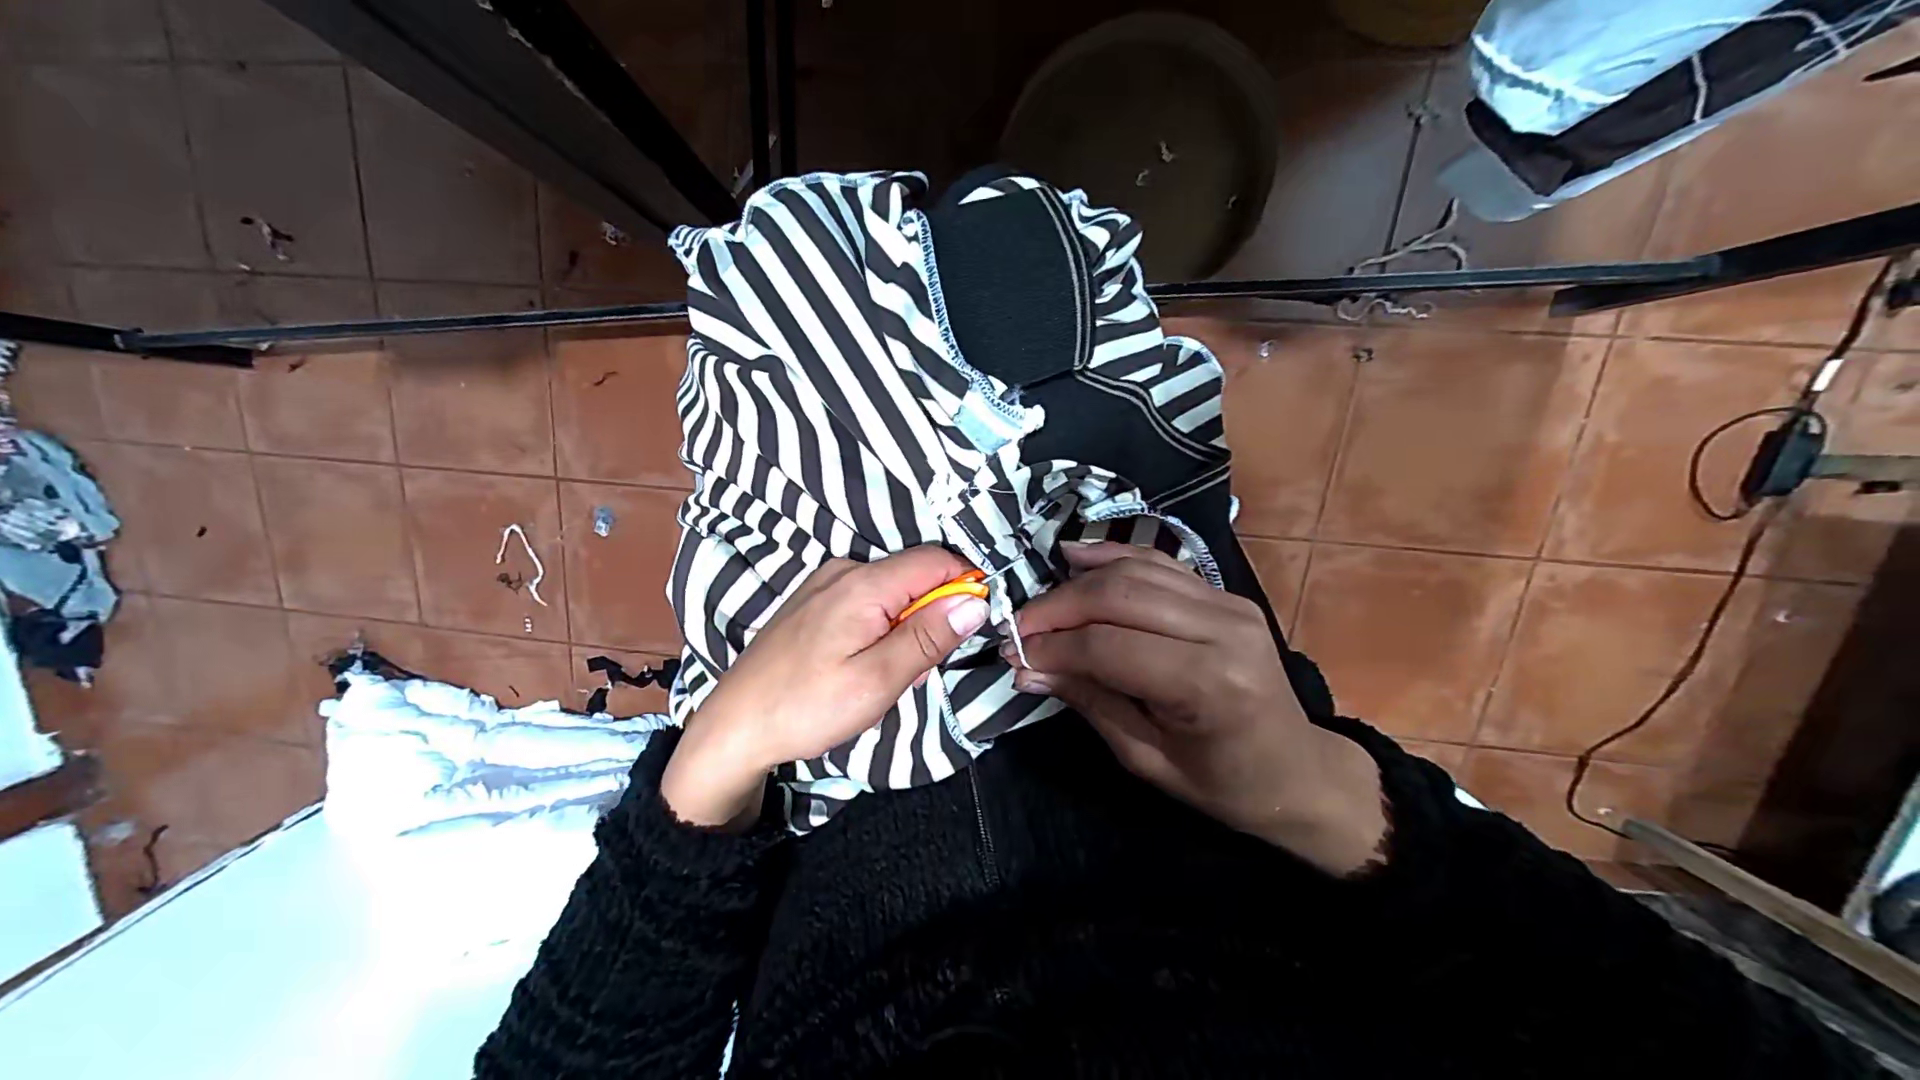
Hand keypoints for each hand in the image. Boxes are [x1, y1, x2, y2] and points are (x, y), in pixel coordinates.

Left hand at [661, 546, 990, 828]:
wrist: (734, 727)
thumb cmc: (807, 707)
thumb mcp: (878, 679)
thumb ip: (928, 635)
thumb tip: (975, 599)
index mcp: (863, 583)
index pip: (938, 560)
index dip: (964, 588)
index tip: (966, 631)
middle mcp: (844, 570)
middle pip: (915, 575)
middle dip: (931, 617)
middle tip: (913, 670)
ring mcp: (825, 583)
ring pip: (892, 592)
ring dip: (904, 628)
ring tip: (882, 675)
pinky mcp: (813, 601)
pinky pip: (866, 601)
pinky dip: (879, 628)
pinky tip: (859, 665)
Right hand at [1006, 541, 1386, 875]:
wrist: (1298, 771)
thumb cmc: (1223, 782)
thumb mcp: (1146, 758)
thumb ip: (1088, 701)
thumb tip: (1026, 669)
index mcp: (1208, 684)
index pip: (1108, 646)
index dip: (1052, 646)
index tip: (1014, 654)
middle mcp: (1222, 630)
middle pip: (1119, 596)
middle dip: (1058, 607)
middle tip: (1018, 628)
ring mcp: (1228, 603)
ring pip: (1135, 571)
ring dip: (1078, 581)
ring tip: (1039, 602)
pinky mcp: (1225, 594)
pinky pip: (1158, 563)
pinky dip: (1112, 556)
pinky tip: (1075, 556)